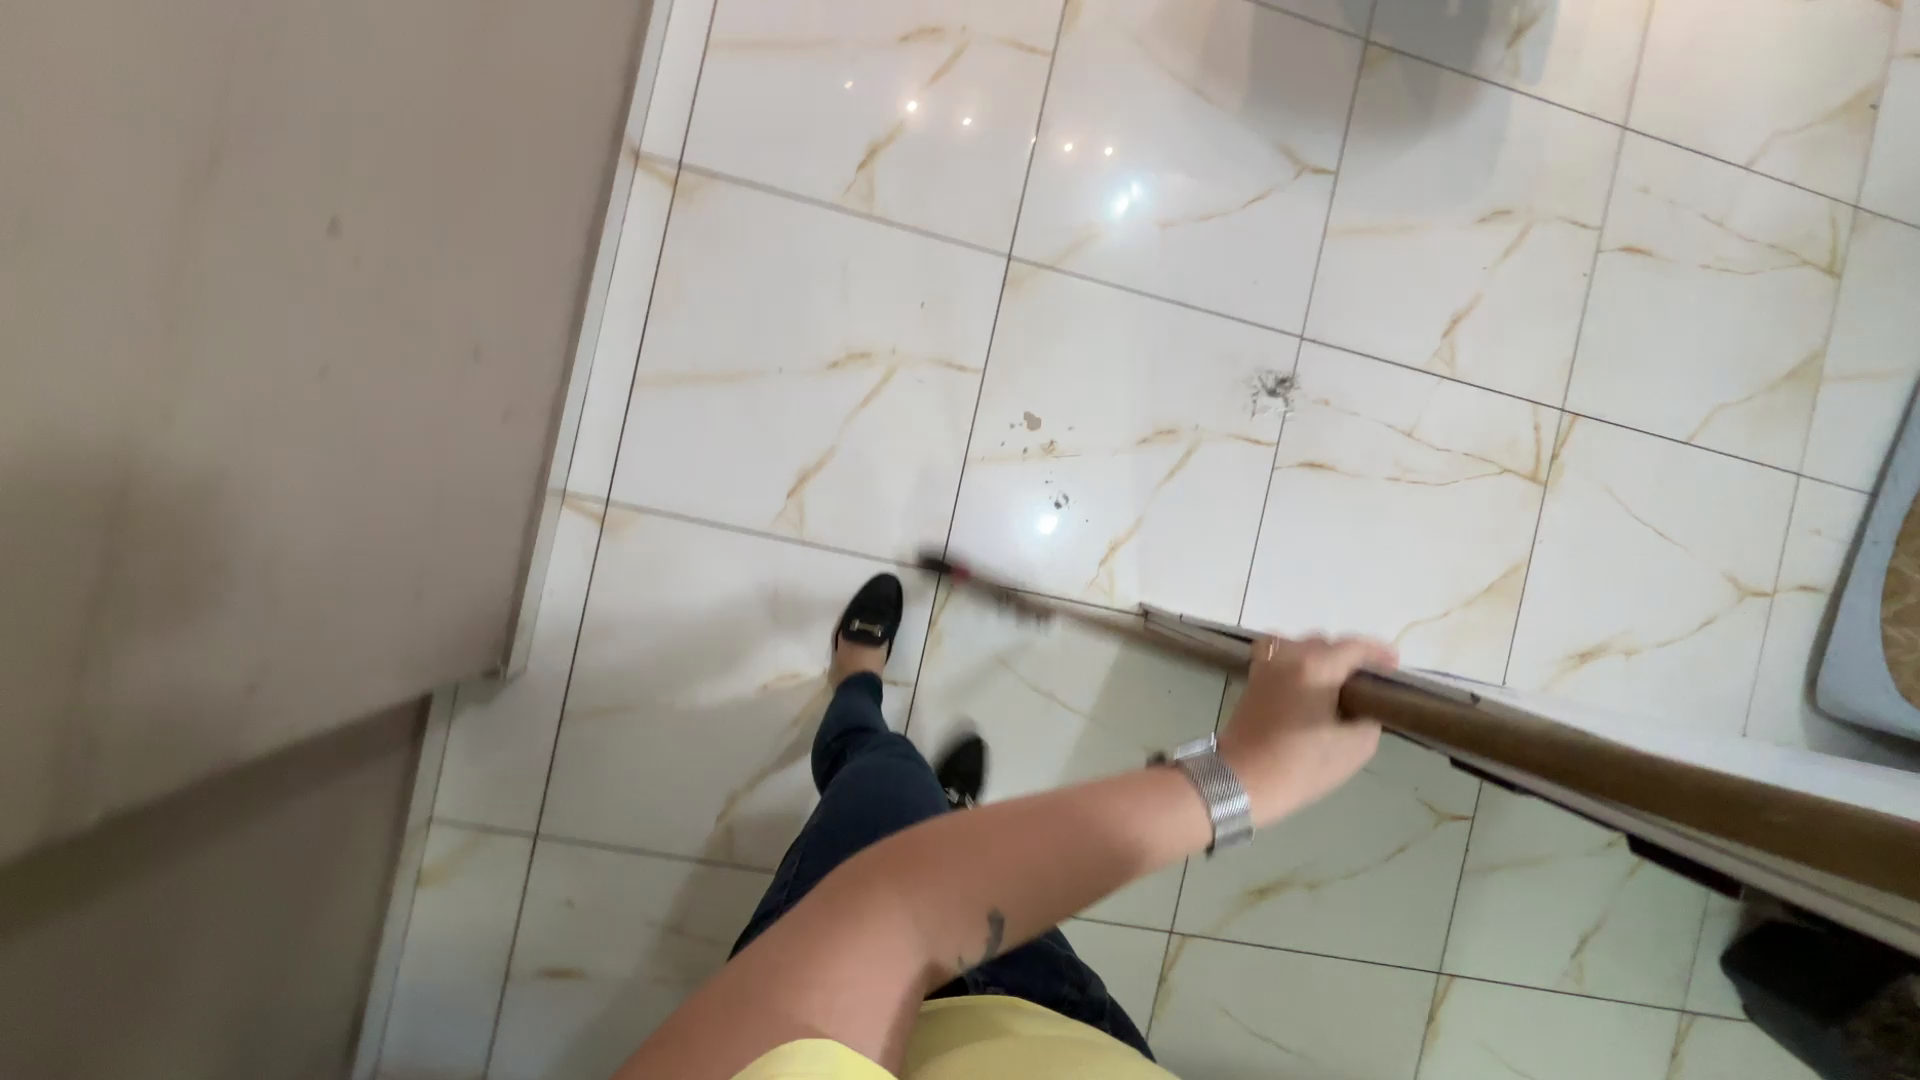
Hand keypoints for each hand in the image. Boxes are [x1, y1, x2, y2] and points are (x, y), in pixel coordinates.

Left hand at [1216, 635, 1396, 826]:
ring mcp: (1265, 666)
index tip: (1394, 666)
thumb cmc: (1300, 766)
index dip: (1378, 652)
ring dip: (1320, 656)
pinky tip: (1308, 684)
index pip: (1353, 647)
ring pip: (1298, 645)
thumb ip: (1367, 718)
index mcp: (1314, 667)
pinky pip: (1278, 656)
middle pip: (1323, 642)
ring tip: (1337, 682)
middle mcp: (1286, 657)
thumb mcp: (1354, 748)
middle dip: (1349, 656)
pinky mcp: (1252, 680)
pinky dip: (1296, 661)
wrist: (1240, 778)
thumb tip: (1362, 706)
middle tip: (1367, 680)